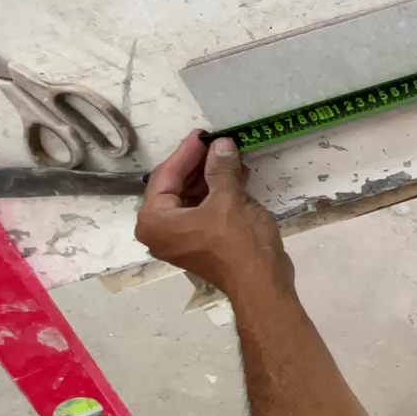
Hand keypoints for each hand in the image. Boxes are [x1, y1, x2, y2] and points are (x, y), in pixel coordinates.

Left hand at [135, 132, 292, 299]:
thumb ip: (221, 169)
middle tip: (218, 144)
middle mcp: (160, 230)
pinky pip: (203, 212)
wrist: (261, 281)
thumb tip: (221, 144)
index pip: (165, 176)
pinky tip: (237, 180)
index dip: (186, 152)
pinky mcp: (202, 244)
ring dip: (211, 179)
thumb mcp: (230, 199)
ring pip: (192, 200)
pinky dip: (218, 195)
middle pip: (175, 188)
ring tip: (231, 159)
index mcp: (155, 220)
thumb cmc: (238, 241)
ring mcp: (180, 239)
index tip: (203, 134)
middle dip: (199, 165)